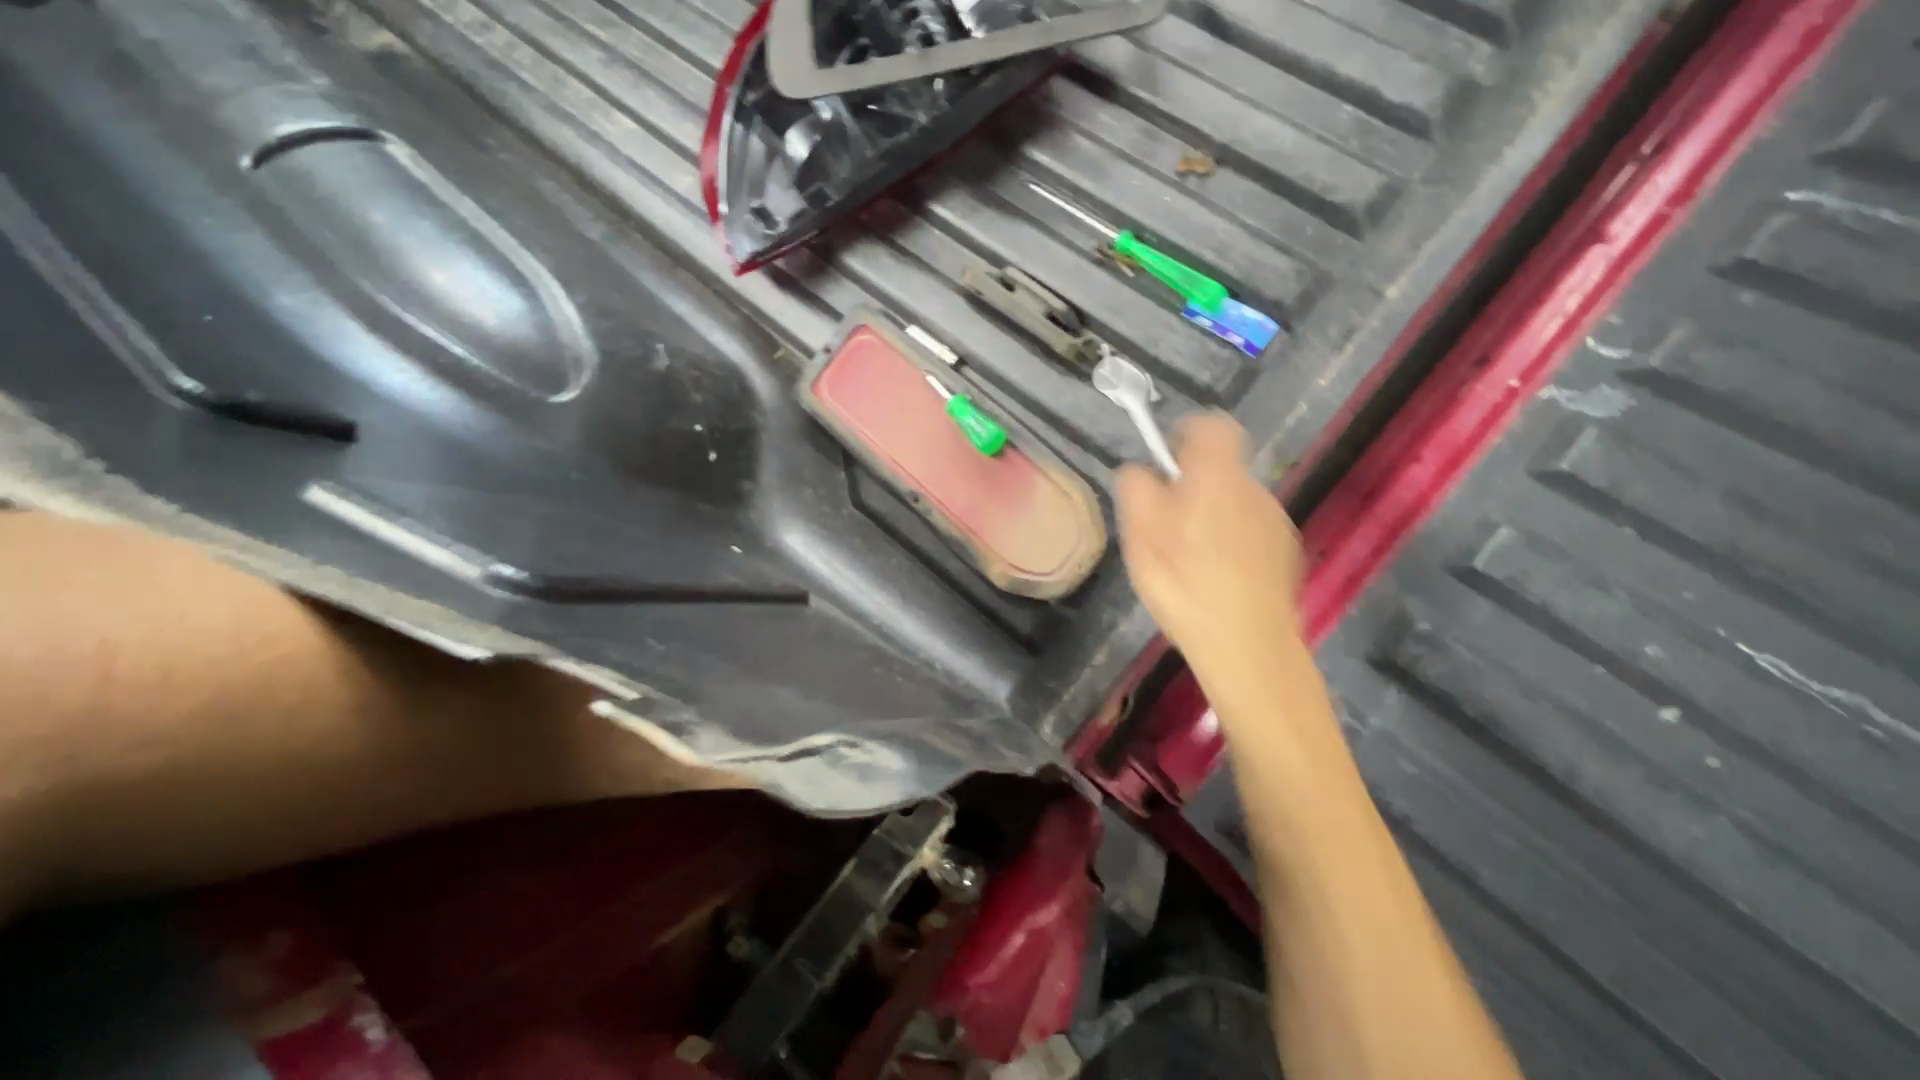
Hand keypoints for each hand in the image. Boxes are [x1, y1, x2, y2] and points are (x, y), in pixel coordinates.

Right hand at [1116, 413, 1306, 681]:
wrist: (1248, 646)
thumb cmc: (1186, 588)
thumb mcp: (1140, 538)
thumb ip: (1136, 490)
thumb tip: (1140, 471)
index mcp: (1217, 477)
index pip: (1211, 426)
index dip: (1186, 432)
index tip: (1166, 458)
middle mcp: (1253, 489)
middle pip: (1221, 468)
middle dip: (1193, 486)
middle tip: (1165, 523)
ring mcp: (1274, 520)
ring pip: (1235, 500)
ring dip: (1212, 514)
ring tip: (1190, 557)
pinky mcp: (1286, 550)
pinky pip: (1251, 529)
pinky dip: (1232, 540)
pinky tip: (1217, 577)